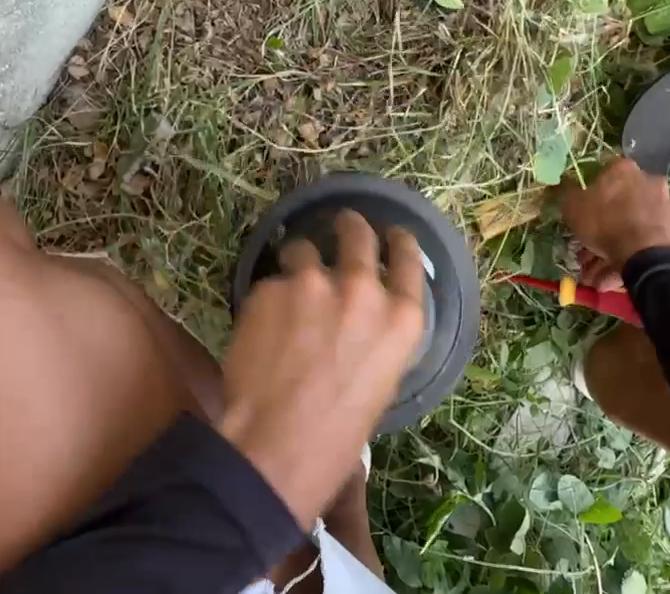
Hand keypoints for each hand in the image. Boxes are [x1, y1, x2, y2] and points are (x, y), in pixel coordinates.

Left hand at [217, 210, 425, 528]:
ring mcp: (313, 283)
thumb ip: (377, 334)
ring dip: (298, 261)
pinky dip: (269, 297)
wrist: (275, 447)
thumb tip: (361, 317)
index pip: (408, 259)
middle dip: (349, 225)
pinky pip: (271, 281)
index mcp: (400, 320)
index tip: (391, 233)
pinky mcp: (270, 287)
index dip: (400, 241)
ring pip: (303, 249)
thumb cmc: (337, 435)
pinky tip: (261, 327)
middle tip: (341, 223)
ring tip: (289, 288)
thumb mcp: (380, 382)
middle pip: (359, 235)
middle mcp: (362, 289)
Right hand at [566, 160, 669, 309]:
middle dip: (602, 227)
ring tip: (599, 274)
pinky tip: (619, 274)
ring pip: (633, 224)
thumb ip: (566, 191)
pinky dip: (634, 253)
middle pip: (619, 203)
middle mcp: (649, 180)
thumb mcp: (573, 206)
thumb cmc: (606, 223)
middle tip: (587, 249)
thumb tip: (563, 181)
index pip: (603, 174)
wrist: (649, 256)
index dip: (590, 194)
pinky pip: (647, 239)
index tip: (583, 213)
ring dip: (615, 246)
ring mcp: (666, 205)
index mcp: (623, 169)